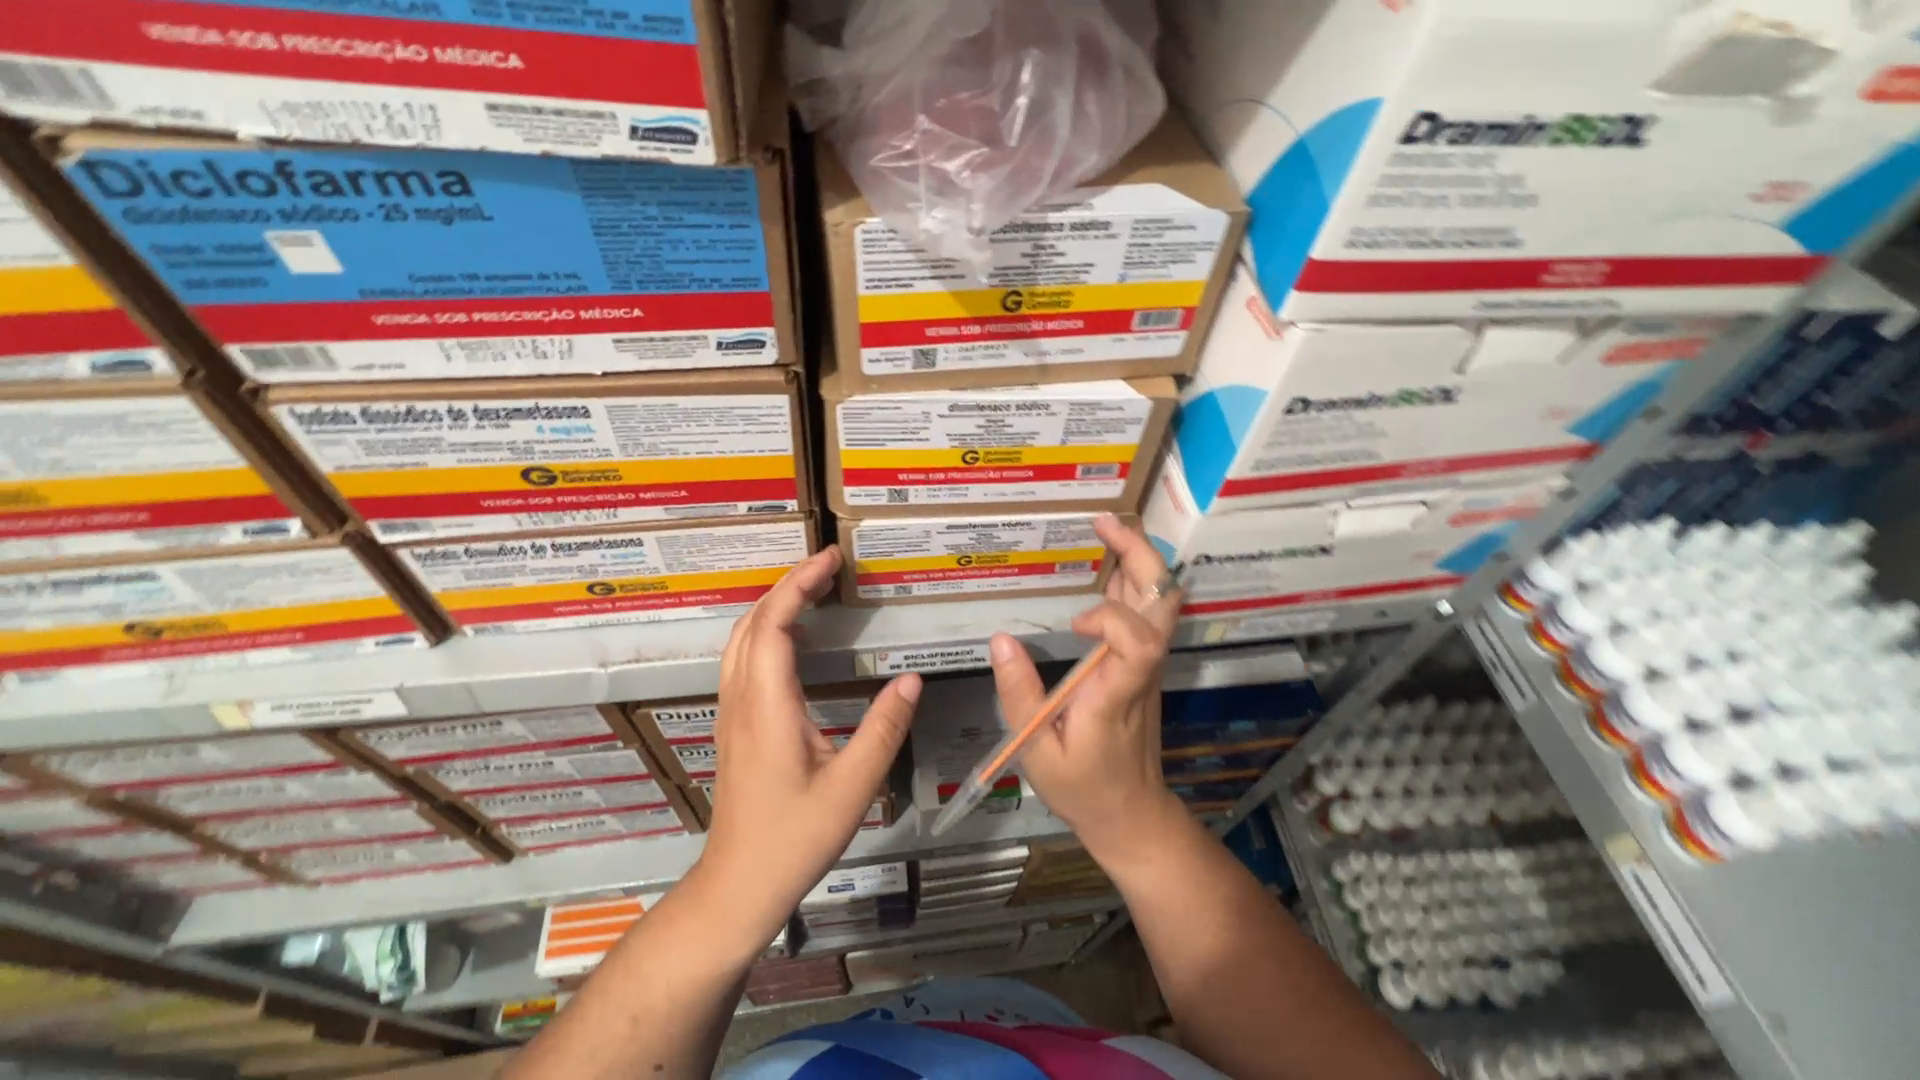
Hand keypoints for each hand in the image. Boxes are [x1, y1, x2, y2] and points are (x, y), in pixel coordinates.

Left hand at [695, 546, 920, 945]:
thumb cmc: (795, 837)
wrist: (738, 884)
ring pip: (742, 642)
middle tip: (828, 567)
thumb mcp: (852, 786)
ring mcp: (731, 714)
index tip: (832, 558)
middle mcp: (741, 700)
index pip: (774, 624)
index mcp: (767, 705)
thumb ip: (883, 729)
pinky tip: (797, 646)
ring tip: (814, 593)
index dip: (800, 583)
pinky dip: (766, 635)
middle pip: (752, 623)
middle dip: (787, 586)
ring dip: (773, 608)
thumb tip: (911, 681)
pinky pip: (743, 663)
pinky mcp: (733, 729)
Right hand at [988, 514, 1183, 857]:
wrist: (1132, 814)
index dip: (1114, 619)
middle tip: (1103, 522)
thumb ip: (1020, 696)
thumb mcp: (1038, 753)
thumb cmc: (1083, 788)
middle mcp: (1142, 671)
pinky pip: (1150, 614)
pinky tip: (1106, 568)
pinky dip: (1133, 581)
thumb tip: (1001, 640)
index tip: (1077, 623)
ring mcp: (1149, 666)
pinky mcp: (1145, 667)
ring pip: (1162, 603)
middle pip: (1163, 603)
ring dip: (1139, 561)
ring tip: (1103, 529)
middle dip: (1140, 555)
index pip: (1142, 643)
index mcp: (1118, 694)